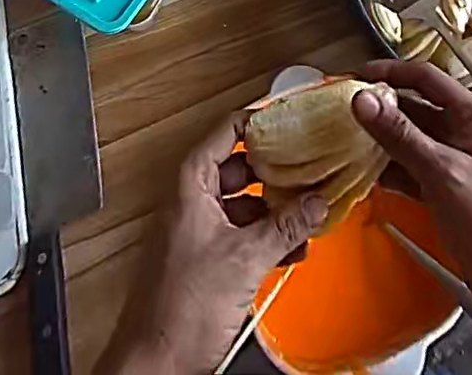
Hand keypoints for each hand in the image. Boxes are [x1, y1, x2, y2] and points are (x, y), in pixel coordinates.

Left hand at [97, 112, 328, 374]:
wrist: (156, 364)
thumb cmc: (177, 309)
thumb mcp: (244, 258)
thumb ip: (284, 226)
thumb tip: (315, 203)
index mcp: (192, 182)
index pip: (227, 131)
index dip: (258, 122)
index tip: (287, 119)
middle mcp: (193, 197)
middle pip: (240, 166)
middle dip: (274, 169)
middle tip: (306, 167)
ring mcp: (198, 225)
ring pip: (244, 201)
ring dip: (274, 207)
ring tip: (307, 210)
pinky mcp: (206, 253)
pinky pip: (241, 230)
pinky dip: (265, 233)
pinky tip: (292, 245)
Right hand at [350, 58, 471, 316]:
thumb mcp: (444, 173)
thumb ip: (401, 135)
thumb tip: (362, 99)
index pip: (424, 77)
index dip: (389, 71)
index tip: (355, 76)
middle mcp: (464, 131)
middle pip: (415, 107)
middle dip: (381, 108)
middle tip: (344, 111)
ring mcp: (457, 161)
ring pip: (411, 138)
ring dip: (382, 140)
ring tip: (347, 141)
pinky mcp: (449, 189)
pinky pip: (413, 167)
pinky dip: (392, 168)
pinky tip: (367, 174)